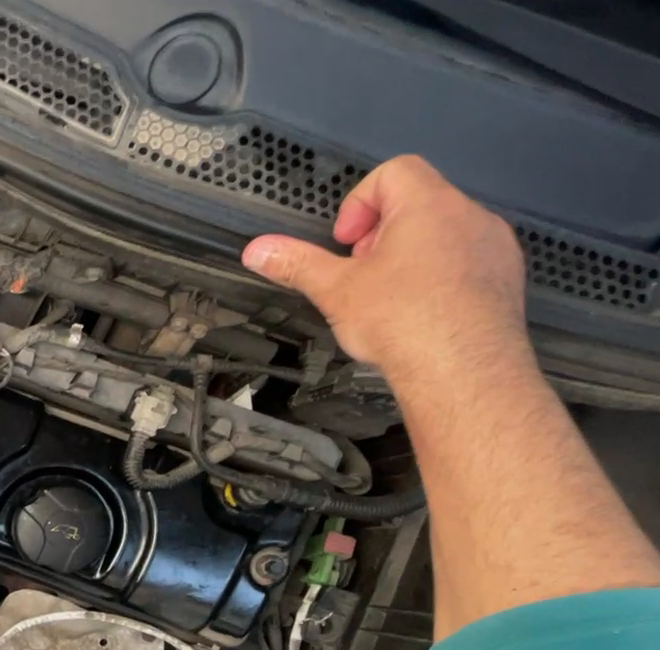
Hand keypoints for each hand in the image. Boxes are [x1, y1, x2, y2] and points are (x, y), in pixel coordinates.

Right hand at [241, 155, 531, 383]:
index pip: (394, 171)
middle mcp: (469, 216)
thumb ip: (295, 263)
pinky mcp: (504, 273)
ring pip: (441, 230)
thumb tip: (258, 249)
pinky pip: (464, 257)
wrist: (462, 366)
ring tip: (385, 294)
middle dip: (378, 233)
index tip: (344, 240)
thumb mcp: (333, 289)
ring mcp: (493, 244)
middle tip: (358, 271)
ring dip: (406, 252)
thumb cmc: (403, 320)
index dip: (358, 201)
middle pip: (417, 201)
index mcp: (428, 207)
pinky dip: (435, 273)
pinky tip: (416, 309)